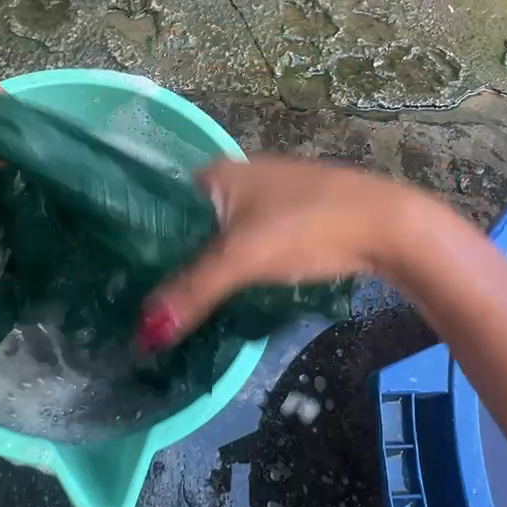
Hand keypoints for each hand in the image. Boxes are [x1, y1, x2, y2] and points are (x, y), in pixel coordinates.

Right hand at [137, 156, 445, 349]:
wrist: (387, 225)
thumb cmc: (307, 225)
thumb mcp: (242, 258)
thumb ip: (192, 291)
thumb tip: (143, 333)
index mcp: (216, 172)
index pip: (159, 203)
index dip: (138, 240)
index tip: (119, 278)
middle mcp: (236, 176)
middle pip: (188, 222)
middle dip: (169, 259)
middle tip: (141, 299)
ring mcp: (266, 196)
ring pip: (218, 234)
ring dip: (201, 265)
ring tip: (174, 303)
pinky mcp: (290, 218)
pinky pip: (244, 243)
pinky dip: (230, 266)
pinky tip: (221, 292)